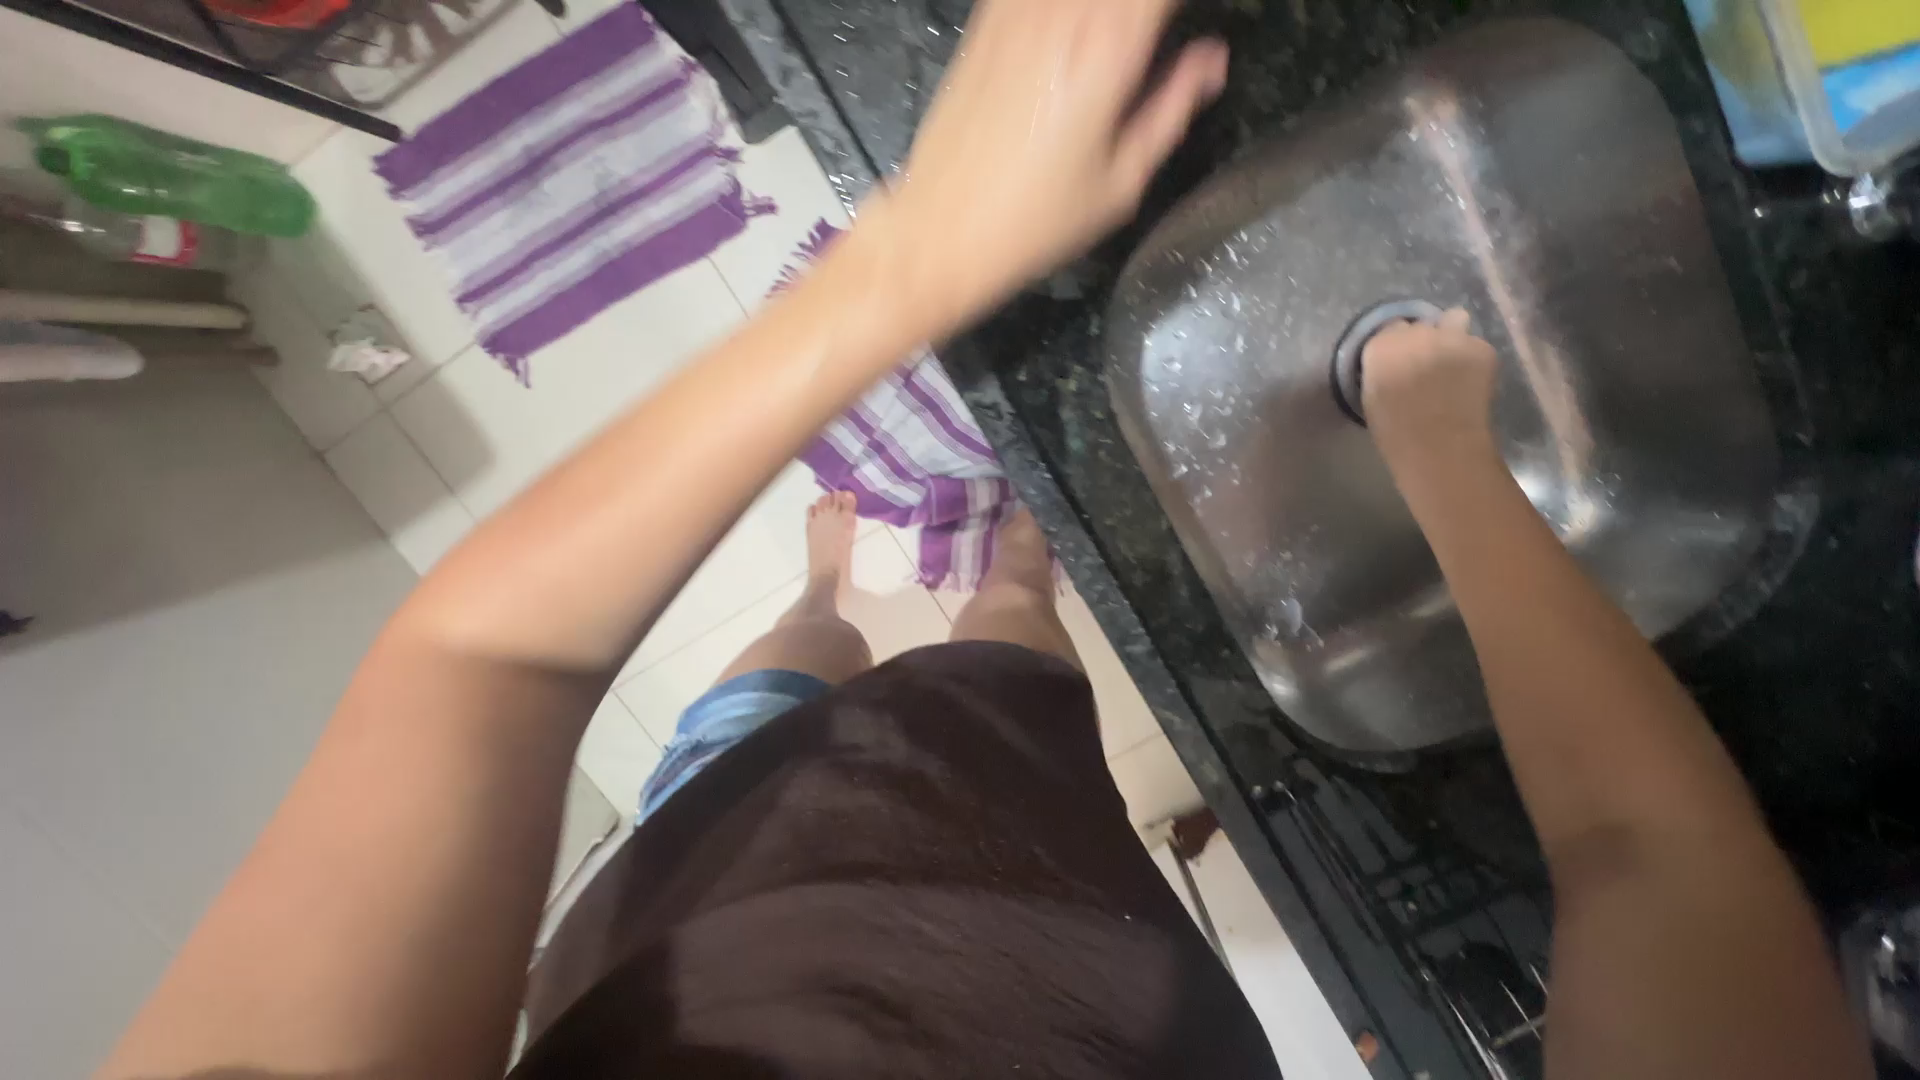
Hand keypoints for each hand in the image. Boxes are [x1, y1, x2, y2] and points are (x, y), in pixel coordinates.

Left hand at [872, 0, 1228, 329]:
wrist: (941, 232)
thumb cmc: (1026, 224)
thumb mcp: (1119, 184)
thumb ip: (1172, 109)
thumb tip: (1208, 64)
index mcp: (1109, 49)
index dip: (1191, 8)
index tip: (1198, 22)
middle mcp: (1062, 14)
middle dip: (1147, 10)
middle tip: (1158, 32)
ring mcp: (1018, 10)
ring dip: (1111, 9)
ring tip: (1126, 35)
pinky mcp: (985, 22)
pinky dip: (1068, 10)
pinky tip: (1076, 31)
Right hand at [1361, 307, 1499, 460]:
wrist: (1440, 444)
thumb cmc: (1395, 430)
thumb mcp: (1372, 396)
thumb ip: (1380, 369)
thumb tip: (1392, 363)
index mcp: (1382, 346)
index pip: (1389, 327)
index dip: (1395, 343)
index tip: (1397, 361)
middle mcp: (1417, 333)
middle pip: (1421, 324)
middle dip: (1422, 339)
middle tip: (1424, 365)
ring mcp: (1453, 337)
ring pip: (1453, 320)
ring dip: (1451, 334)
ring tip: (1451, 360)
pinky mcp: (1482, 348)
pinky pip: (1476, 344)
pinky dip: (1472, 358)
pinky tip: (1469, 380)